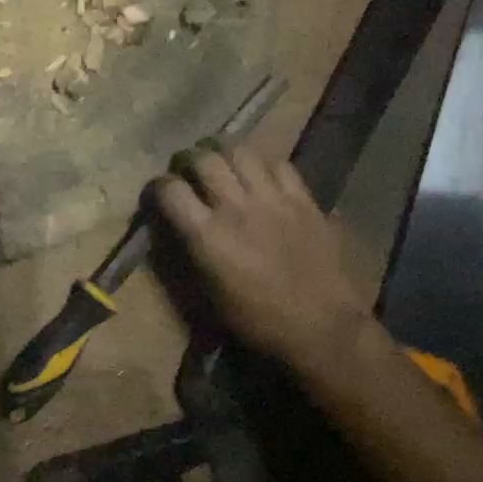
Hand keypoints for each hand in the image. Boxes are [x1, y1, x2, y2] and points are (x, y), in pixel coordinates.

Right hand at [155, 147, 367, 371]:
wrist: (323, 330)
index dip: (158, 186)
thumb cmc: (257, 322)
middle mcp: (236, 208)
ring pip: (241, 151)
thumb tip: (177, 228)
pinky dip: (264, 165)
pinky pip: (279, 164)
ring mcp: (273, 200)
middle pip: (204, 159)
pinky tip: (261, 176)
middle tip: (189, 170)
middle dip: (189, 159)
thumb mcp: (208, 295)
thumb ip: (189, 252)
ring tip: (223, 163)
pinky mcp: (304, 201)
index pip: (170, 189)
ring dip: (225, 153)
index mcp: (207, 236)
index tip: (160, 192)